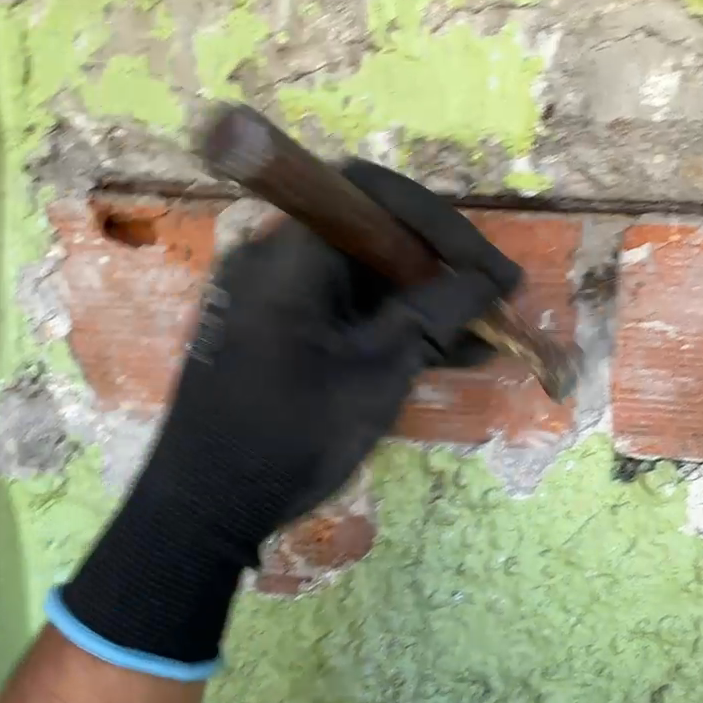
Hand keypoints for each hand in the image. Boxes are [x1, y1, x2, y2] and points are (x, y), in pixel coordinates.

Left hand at [49, 163, 518, 677]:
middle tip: (495, 296)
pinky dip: (399, 325)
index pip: (375, 196)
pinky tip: (450, 355)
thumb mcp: (379, 371)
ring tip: (487, 334)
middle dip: (443, 264)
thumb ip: (437, 314)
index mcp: (291, 253)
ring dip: (429, 300)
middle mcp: (279, 258)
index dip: (443, 225)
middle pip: (375, 233)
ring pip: (369, 276)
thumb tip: (490, 280)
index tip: (490, 268)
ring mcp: (279, 295)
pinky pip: (352, 310)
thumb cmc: (292, 433)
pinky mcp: (284, 330)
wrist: (207, 506)